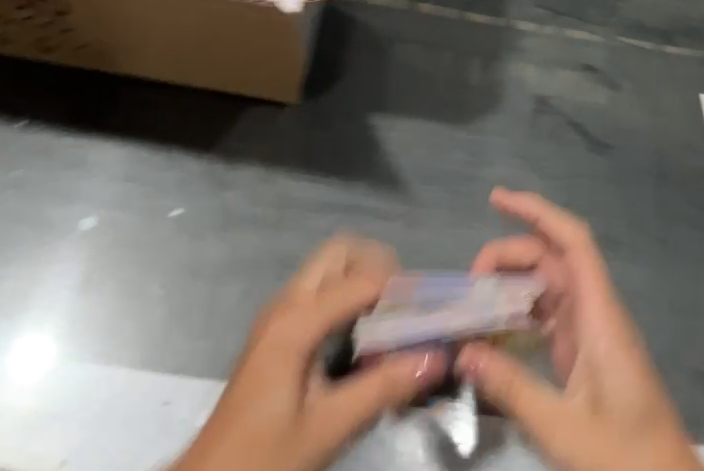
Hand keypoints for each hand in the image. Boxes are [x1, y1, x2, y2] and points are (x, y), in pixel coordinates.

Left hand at [173, 235, 447, 470]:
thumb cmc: (266, 453)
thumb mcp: (328, 427)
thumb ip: (382, 389)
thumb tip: (437, 356)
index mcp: (296, 320)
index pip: (362, 279)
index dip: (402, 290)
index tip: (435, 313)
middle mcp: (286, 303)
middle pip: (340, 252)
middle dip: (380, 269)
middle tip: (409, 310)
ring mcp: (279, 314)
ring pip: (329, 269)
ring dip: (365, 281)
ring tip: (395, 324)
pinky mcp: (279, 331)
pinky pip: (320, 292)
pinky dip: (349, 298)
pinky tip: (367, 340)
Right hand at [459, 188, 701, 470]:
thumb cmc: (626, 456)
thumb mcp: (563, 427)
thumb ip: (511, 387)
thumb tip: (461, 350)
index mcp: (600, 317)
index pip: (573, 242)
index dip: (537, 211)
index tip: (497, 199)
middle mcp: (597, 314)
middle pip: (552, 261)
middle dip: (508, 257)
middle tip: (469, 284)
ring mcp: (592, 335)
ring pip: (548, 288)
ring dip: (510, 288)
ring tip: (472, 307)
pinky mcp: (585, 357)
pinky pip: (548, 318)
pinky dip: (518, 317)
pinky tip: (492, 335)